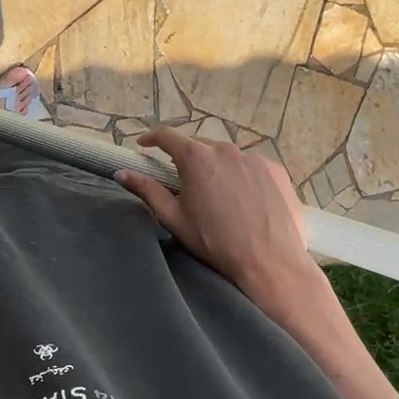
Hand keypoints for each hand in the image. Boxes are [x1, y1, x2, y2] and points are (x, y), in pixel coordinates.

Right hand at [116, 125, 322, 309]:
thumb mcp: (173, 218)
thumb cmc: (215, 241)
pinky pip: (251, 166)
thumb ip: (147, 190)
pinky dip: (242, 176)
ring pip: (227, 156)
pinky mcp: (277, 171)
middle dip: (188, 159)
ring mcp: (255, 159)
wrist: (270, 262)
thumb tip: (121, 173)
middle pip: (199, 146)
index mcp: (196, 158)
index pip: (167, 136)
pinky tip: (244, 199)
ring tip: (218, 195)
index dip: (152, 138)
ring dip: (216, 168)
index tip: (144, 146)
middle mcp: (226, 150)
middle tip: (185, 183)